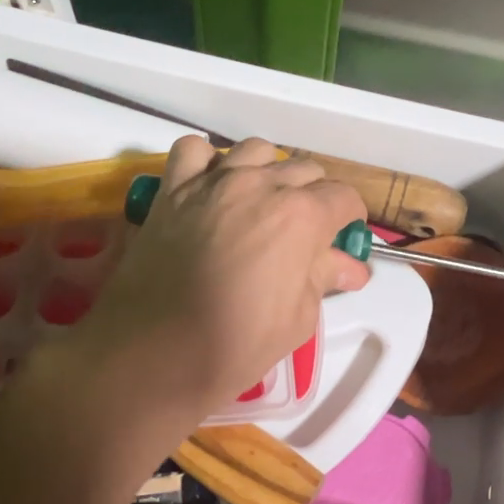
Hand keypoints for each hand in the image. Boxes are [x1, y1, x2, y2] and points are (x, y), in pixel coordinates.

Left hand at [74, 136, 369, 422]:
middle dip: (313, 196)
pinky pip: (193, 150)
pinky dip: (207, 161)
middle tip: (303, 231)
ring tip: (260, 201)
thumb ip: (323, 278)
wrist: (153, 354)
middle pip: (303, 169)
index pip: (343, 198)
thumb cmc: (235, 345)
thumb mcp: (297, 319)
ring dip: (267, 170)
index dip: (348, 219)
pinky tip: (211, 186)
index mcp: (301, 216)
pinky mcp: (172, 188)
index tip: (341, 238)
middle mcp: (261, 185)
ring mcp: (213, 181)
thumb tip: (350, 267)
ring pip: (255, 150)